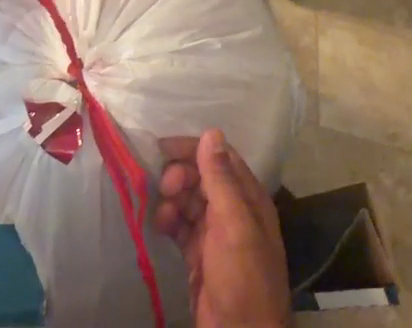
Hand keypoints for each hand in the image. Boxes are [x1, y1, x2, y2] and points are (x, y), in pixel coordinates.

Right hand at [155, 130, 291, 327]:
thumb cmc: (243, 279)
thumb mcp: (234, 226)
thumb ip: (222, 180)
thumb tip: (212, 133)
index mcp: (250, 200)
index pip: (220, 158)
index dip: (192, 149)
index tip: (161, 149)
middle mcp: (234, 211)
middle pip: (200, 176)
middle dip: (178, 177)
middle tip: (165, 191)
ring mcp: (216, 233)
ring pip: (188, 200)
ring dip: (171, 201)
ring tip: (163, 217)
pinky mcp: (199, 253)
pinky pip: (180, 224)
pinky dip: (169, 221)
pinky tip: (161, 228)